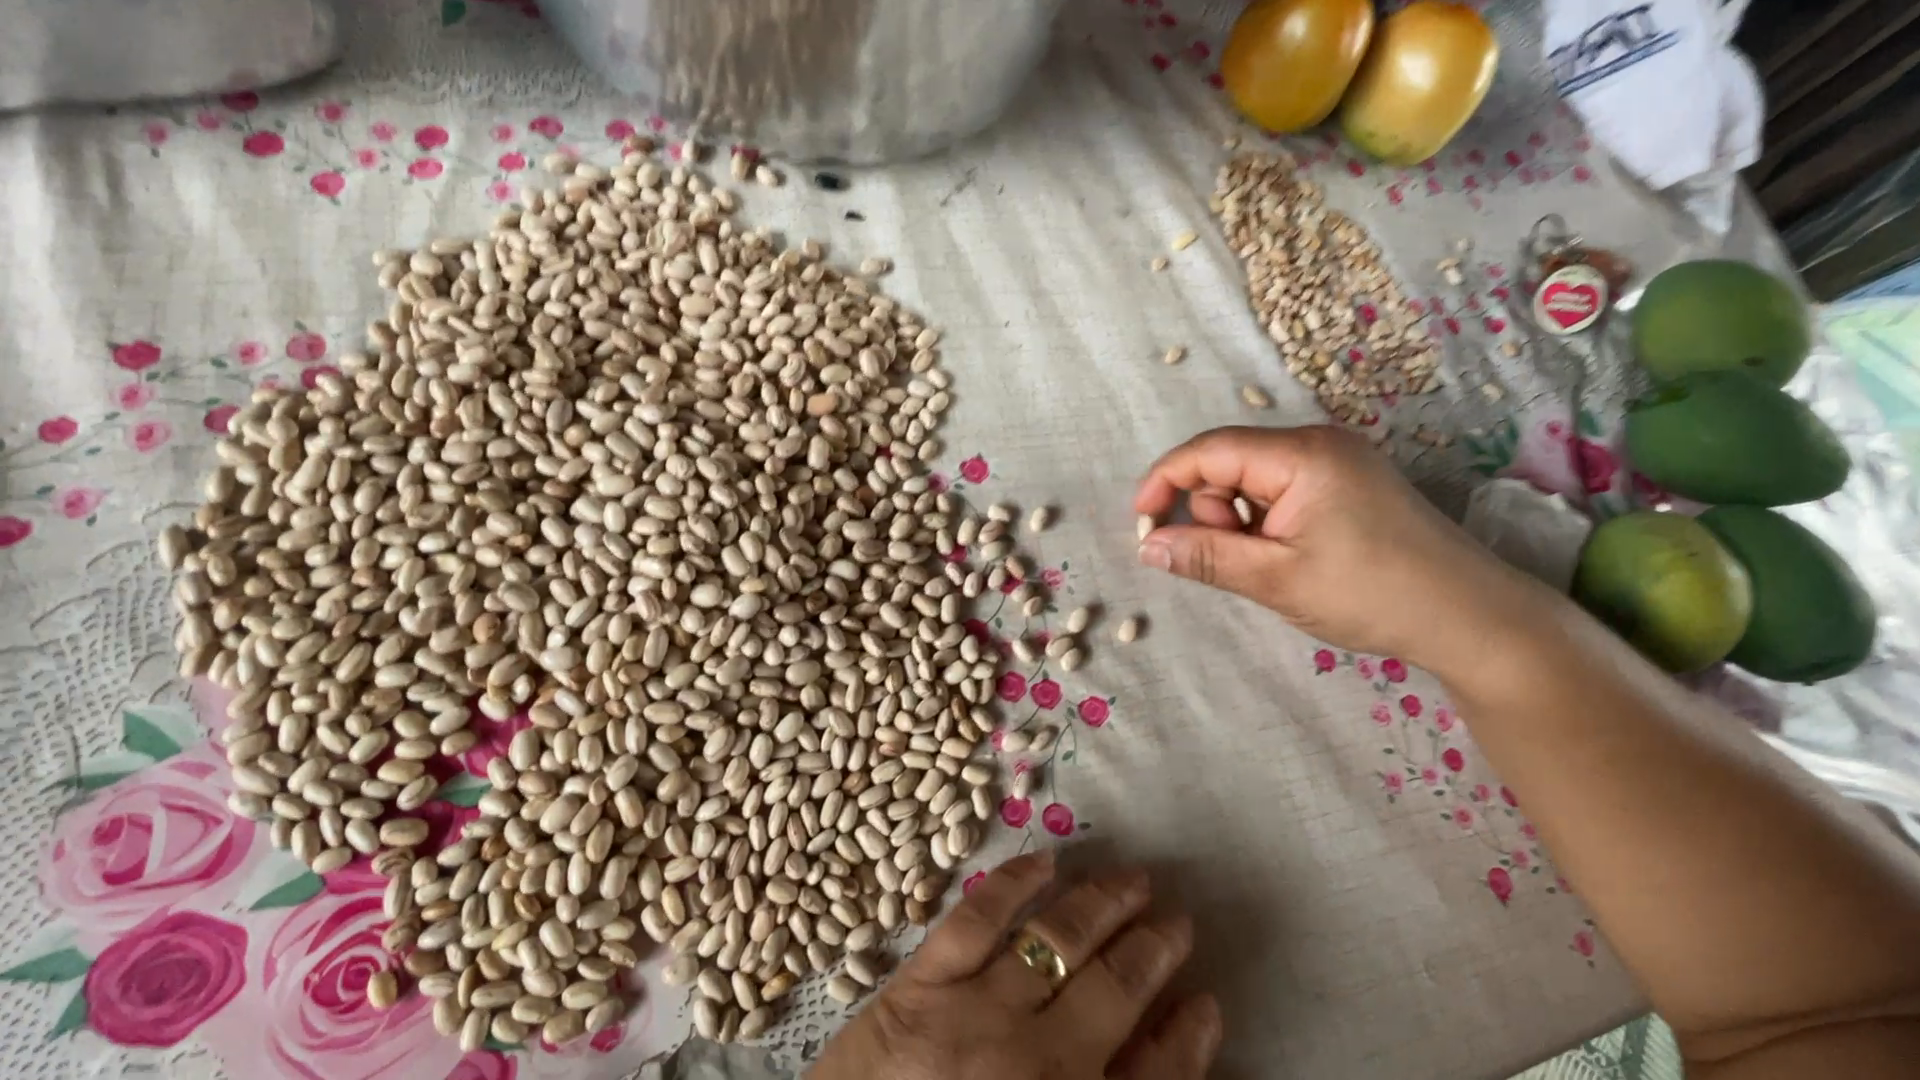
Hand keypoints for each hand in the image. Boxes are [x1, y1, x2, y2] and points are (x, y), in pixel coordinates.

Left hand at [807, 852, 1220, 1079]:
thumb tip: (1164, 1049)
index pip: (1158, 1074)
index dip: (1188, 1036)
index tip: (1207, 1000)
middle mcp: (1039, 1061)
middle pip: (1116, 990)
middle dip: (1154, 950)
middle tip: (1177, 917)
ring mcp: (978, 1015)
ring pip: (1058, 942)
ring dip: (1103, 905)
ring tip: (1132, 879)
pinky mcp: (922, 984)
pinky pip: (980, 919)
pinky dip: (1016, 884)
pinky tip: (1048, 862)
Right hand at [1133, 425, 1543, 671]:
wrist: (1470, 617)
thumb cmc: (1371, 594)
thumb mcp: (1275, 579)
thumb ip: (1204, 556)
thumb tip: (1146, 546)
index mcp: (1302, 455)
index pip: (1209, 450)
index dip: (1165, 481)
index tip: (1140, 522)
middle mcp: (1319, 444)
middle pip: (1229, 464)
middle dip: (1213, 510)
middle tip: (1237, 560)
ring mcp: (1338, 462)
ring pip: (1253, 481)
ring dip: (1241, 522)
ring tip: (1271, 566)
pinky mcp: (1349, 484)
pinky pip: (1282, 493)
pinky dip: (1267, 524)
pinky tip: (1290, 557)